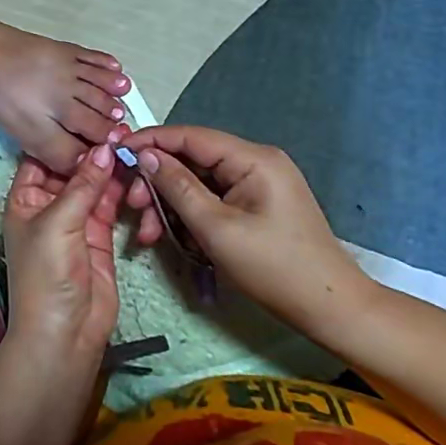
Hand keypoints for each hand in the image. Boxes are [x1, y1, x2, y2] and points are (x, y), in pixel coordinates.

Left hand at [0, 13, 130, 174]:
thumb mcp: (27, 135)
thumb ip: (59, 150)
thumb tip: (87, 163)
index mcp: (66, 111)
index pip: (95, 130)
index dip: (106, 141)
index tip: (118, 149)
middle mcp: (74, 87)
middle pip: (100, 105)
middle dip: (113, 118)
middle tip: (123, 125)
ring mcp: (68, 64)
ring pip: (99, 80)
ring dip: (113, 90)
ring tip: (125, 95)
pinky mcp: (59, 47)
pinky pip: (90, 56)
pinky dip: (105, 63)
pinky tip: (115, 67)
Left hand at [0, 145, 125, 363]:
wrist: (65, 332)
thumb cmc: (46, 274)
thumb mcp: (58, 223)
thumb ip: (83, 185)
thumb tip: (104, 147)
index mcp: (24, 199)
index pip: (41, 158)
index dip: (63, 139)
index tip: (89, 118)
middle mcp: (48, 205)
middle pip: (70, 169)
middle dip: (92, 151)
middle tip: (121, 128)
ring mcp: (75, 220)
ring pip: (93, 184)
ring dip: (110, 167)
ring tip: (132, 144)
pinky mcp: (99, 233)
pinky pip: (109, 203)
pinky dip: (121, 188)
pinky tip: (135, 169)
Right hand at [121, 125, 369, 327]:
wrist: (329, 308)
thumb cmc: (273, 267)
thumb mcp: (216, 228)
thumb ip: (177, 186)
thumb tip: (145, 155)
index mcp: (252, 159)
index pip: (190, 136)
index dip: (150, 141)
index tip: (116, 153)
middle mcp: (255, 161)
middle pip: (192, 160)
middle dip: (158, 182)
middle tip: (133, 208)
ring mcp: (257, 183)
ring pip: (198, 182)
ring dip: (170, 204)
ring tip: (149, 234)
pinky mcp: (256, 203)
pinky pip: (213, 198)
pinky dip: (190, 215)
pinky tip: (173, 236)